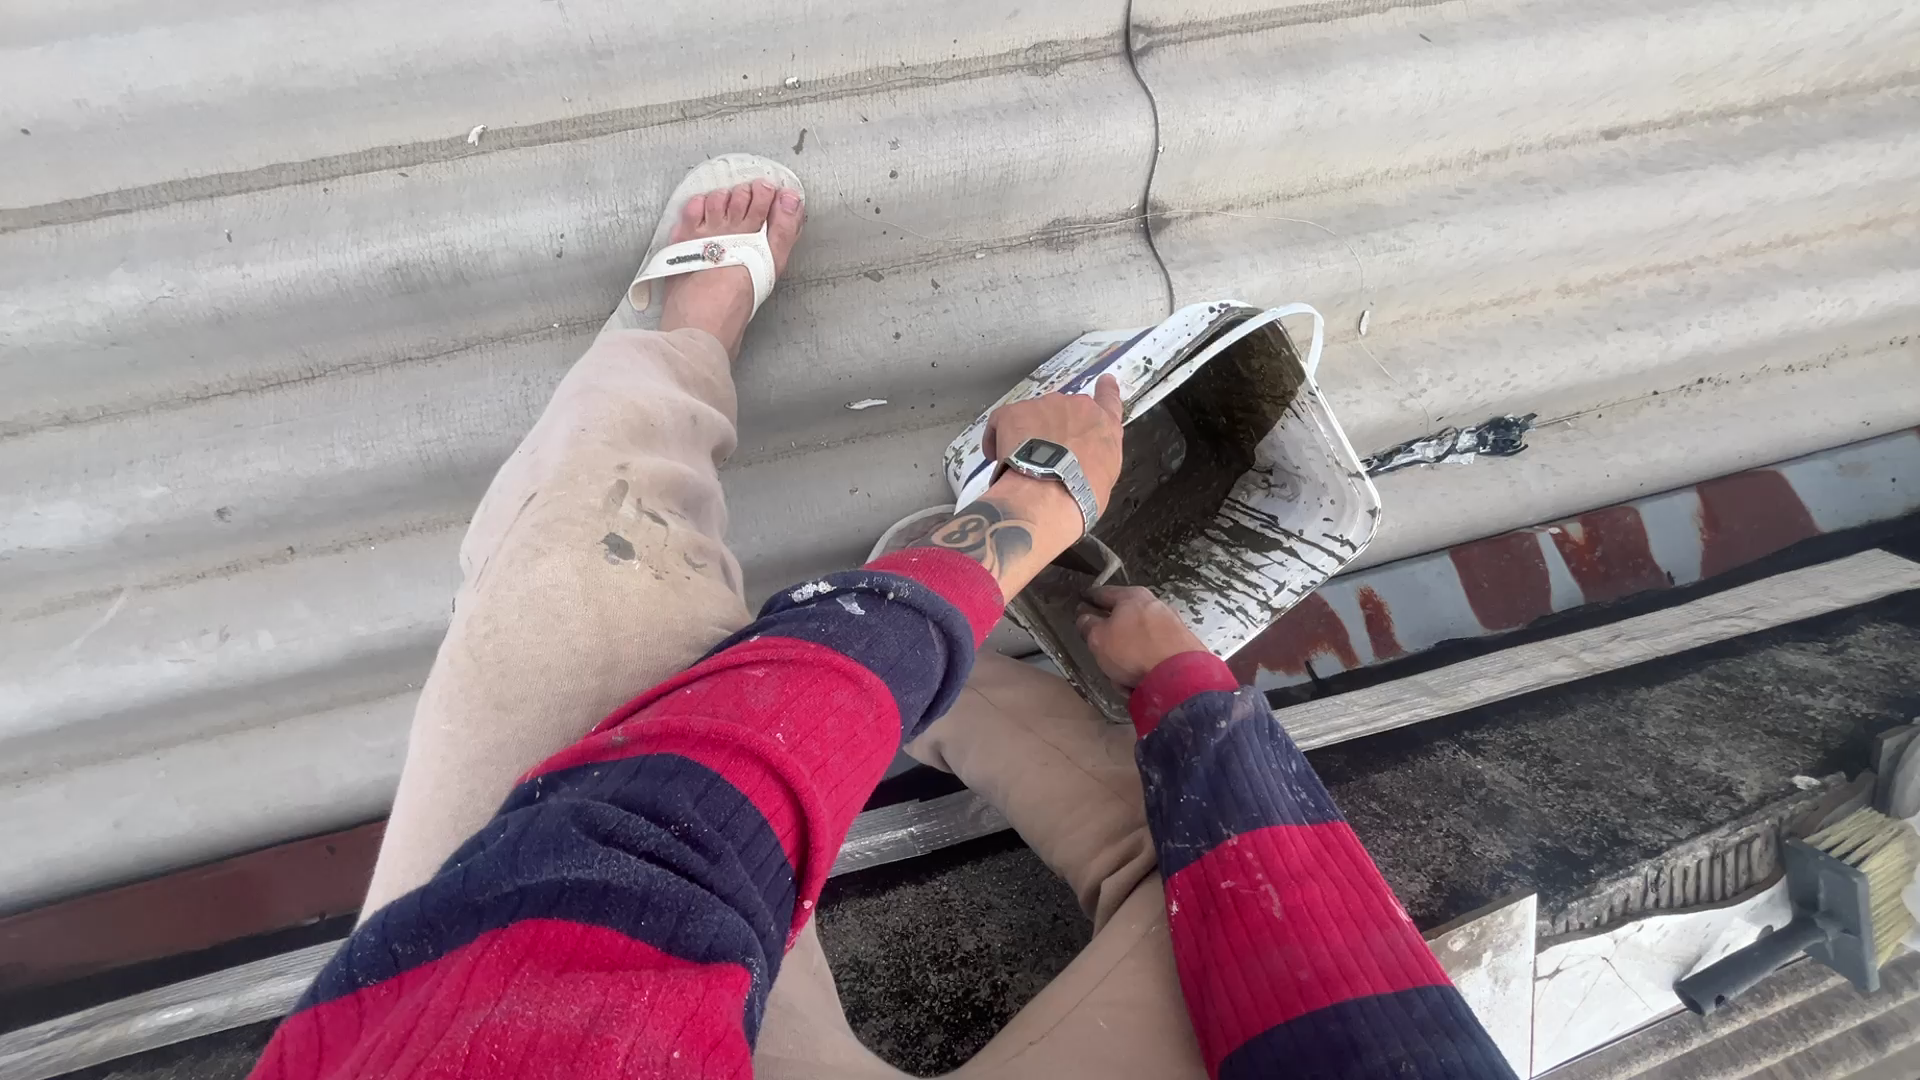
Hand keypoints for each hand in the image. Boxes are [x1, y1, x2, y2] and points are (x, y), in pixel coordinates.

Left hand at [983, 375, 1123, 515]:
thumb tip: (1081, 461)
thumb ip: (1097, 457)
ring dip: (1027, 433)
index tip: (1105, 381)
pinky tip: (995, 456)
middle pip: (1063, 411)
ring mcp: (1044, 405)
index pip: (1108, 401)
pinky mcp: (1014, 412)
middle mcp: (1076, 407)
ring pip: (1032, 415)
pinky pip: (1002, 420)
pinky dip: (997, 436)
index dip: (1105, 390)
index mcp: (1103, 425)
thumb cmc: (1082, 494)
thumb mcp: (1104, 477)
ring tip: (1020, 462)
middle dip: (1054, 428)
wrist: (1052, 493)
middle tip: (1045, 456)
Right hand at [1075, 586, 1206, 690]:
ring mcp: (1171, 625)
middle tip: (1102, 655)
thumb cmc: (1134, 651)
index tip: (1083, 601)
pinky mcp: (1182, 646)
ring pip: (1137, 642)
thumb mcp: (1098, 639)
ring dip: (1126, 659)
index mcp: (1132, 597)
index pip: (1103, 593)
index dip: (1089, 598)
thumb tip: (1085, 619)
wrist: (1179, 676)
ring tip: (1122, 678)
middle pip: (1123, 620)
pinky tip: (1139, 683)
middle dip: (1111, 641)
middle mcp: (1154, 606)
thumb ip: (1088, 626)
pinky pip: (1152, 655)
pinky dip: (1144, 667)